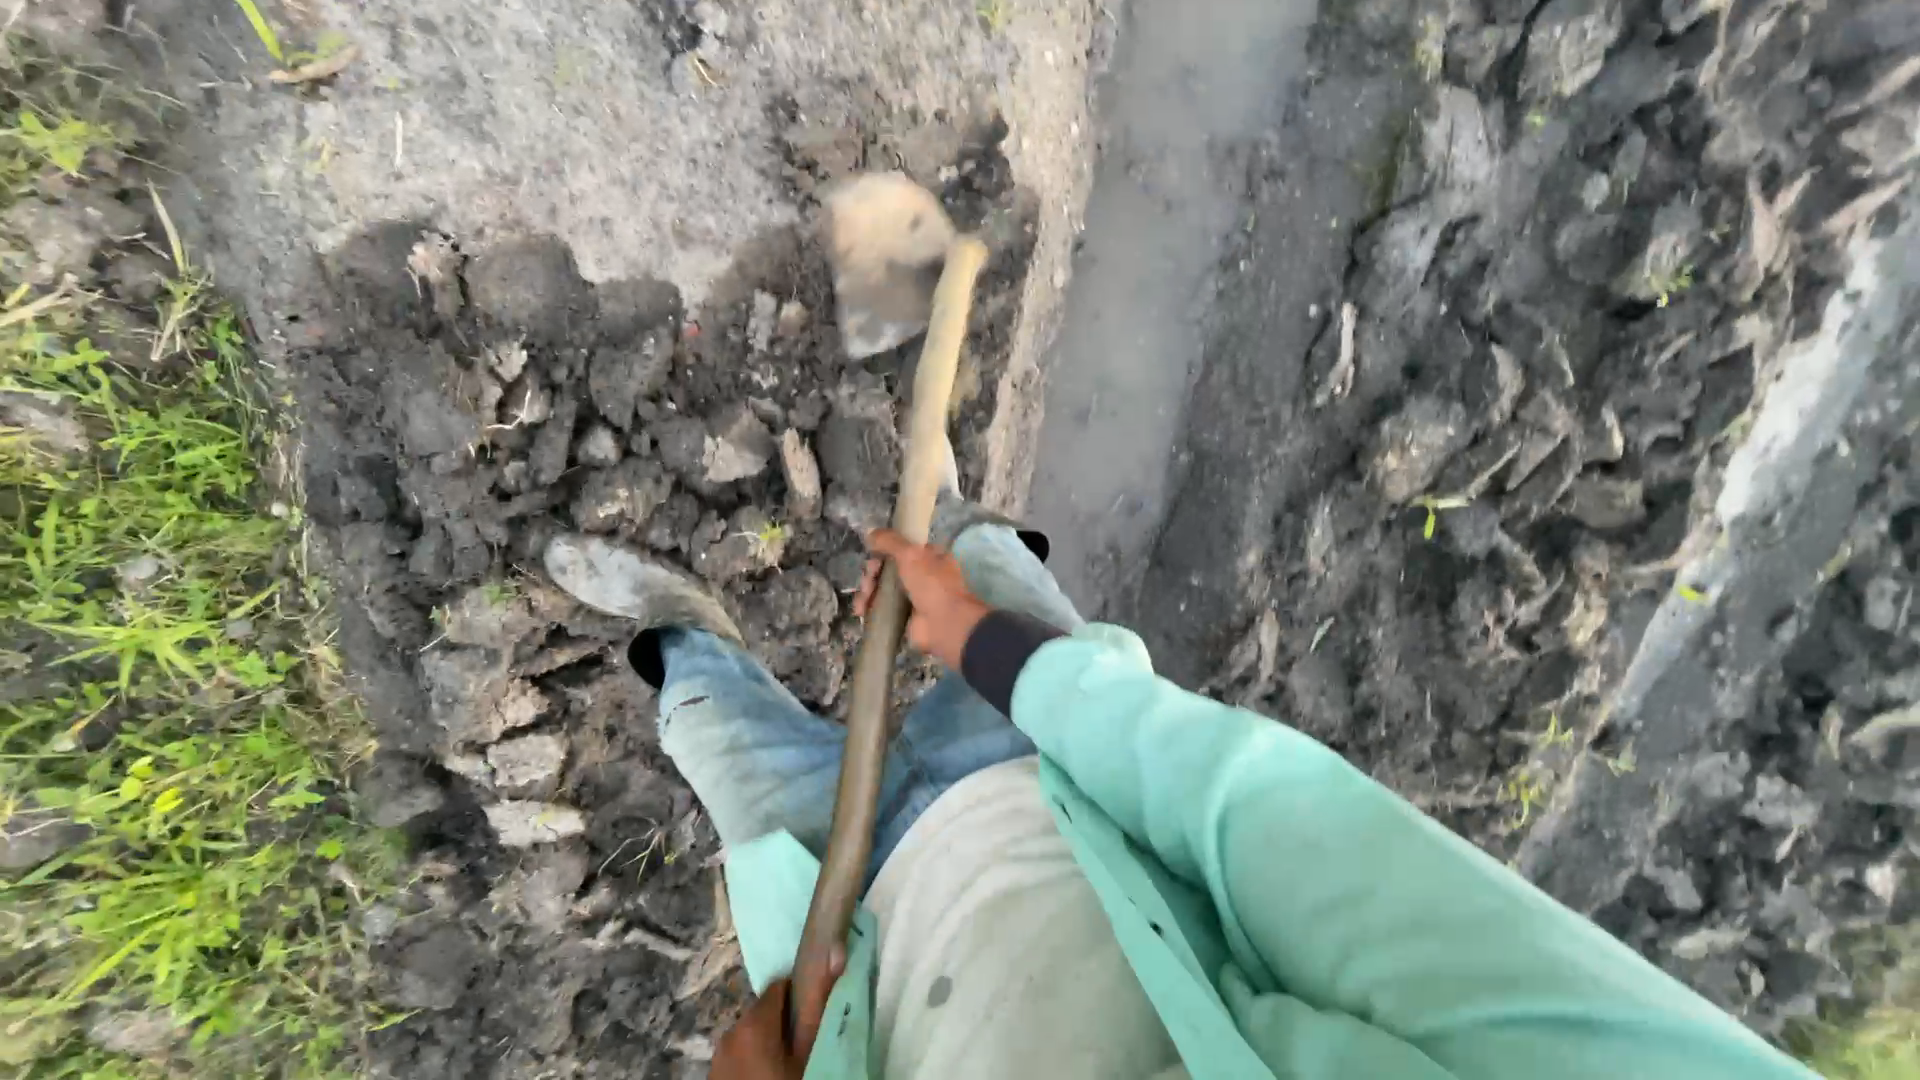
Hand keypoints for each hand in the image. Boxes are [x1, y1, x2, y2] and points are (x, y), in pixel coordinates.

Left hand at [712, 945, 844, 1078]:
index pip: (781, 986)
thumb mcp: (808, 1052)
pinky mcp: (713, 1075)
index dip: (800, 1000)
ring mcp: (717, 1055)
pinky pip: (738, 1054)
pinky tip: (767, 1078)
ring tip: (786, 1069)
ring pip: (751, 1033)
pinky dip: (752, 1060)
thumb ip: (819, 1002)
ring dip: (768, 1043)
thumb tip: (834, 950)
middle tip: (803, 1051)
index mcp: (754, 1021)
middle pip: (765, 1011)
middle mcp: (730, 1029)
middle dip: (784, 1024)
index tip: (811, 1022)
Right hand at [855, 528, 989, 669]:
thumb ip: (889, 541)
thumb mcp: (911, 554)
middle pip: (887, 568)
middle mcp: (922, 575)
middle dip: (872, 574)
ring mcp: (912, 597)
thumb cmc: (932, 584)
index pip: (901, 548)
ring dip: (867, 592)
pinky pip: (881, 608)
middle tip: (869, 580)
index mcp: (930, 557)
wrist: (945, 624)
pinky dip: (869, 608)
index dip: (884, 551)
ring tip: (863, 602)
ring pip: (881, 588)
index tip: (872, 555)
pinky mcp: (903, 616)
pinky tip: (861, 611)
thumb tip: (870, 532)